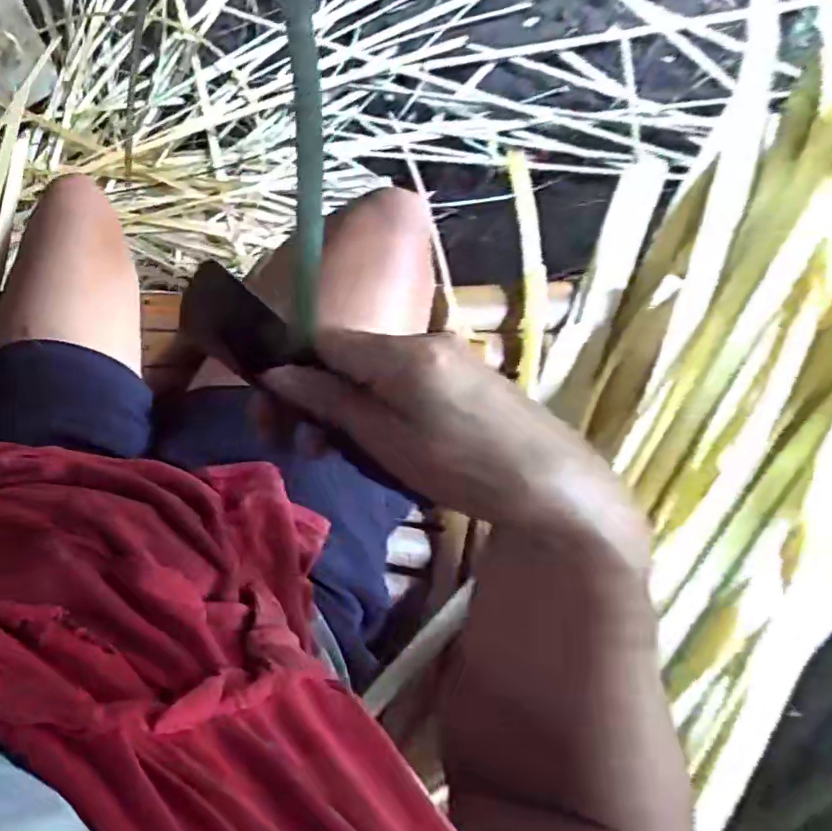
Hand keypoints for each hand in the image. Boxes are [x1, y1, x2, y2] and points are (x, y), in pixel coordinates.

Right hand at [258, 330, 647, 564]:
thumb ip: (327, 399)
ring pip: (365, 372)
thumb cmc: (460, 466)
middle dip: (307, 394)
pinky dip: (369, 406)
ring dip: (336, 406)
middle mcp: (421, 341)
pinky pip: (394, 381)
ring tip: (324, 451)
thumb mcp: (382, 438)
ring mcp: (444, 357)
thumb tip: (276, 373)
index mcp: (400, 351)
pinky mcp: (459, 377)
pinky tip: (366, 439)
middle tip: (288, 440)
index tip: (272, 409)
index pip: (321, 338)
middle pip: (341, 356)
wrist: (559, 492)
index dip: (289, 368)